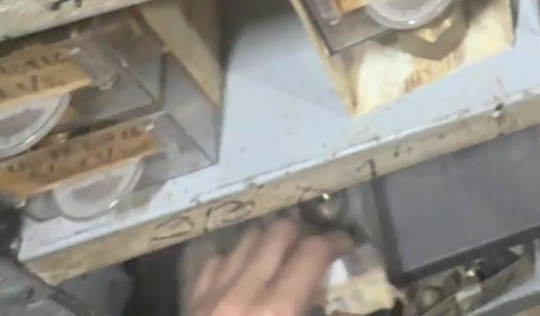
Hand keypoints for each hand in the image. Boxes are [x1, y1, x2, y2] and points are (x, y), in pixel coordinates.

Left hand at [190, 218, 346, 315]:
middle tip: (312, 253)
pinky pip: (216, 261)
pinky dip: (234, 262)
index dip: (336, 242)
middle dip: (301, 236)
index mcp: (276, 311)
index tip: (347, 246)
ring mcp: (211, 295)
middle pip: (280, 232)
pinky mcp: (190, 302)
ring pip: (248, 238)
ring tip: (279, 260)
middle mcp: (244, 292)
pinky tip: (242, 277)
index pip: (313, 252)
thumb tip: (349, 306)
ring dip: (268, 243)